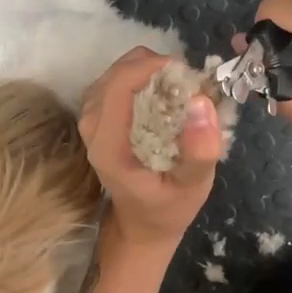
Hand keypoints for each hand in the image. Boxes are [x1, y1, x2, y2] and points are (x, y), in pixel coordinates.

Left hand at [78, 47, 223, 252]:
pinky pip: (115, 82)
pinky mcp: (96, 115)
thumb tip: (201, 103)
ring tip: (178, 88)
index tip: (186, 73)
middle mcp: (91, 127)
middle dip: (154, 68)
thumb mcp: (193, 187)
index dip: (150, 68)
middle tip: (188, 83)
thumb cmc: (168, 208)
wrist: (142, 224)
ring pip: (115, 73)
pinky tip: (162, 93)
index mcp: (108, 145)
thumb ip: (200, 151)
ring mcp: (90, 119)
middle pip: (116, 73)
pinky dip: (140, 78)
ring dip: (148, 71)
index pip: (118, 87)